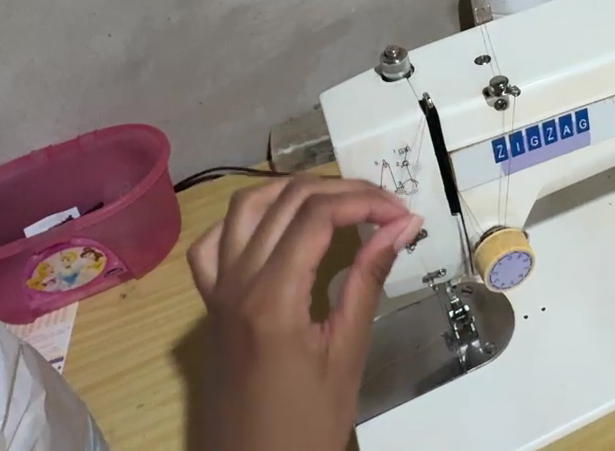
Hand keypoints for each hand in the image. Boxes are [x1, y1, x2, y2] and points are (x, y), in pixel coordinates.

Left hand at [188, 176, 422, 450]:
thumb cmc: (309, 424)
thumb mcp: (348, 353)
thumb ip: (369, 279)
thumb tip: (404, 223)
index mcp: (272, 297)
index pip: (318, 214)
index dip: (365, 201)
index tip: (402, 213)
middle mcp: (237, 281)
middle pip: (287, 199)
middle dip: (341, 190)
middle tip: (383, 206)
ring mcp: (217, 289)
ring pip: (246, 205)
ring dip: (294, 191)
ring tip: (338, 201)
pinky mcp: (210, 303)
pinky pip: (213, 243)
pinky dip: (244, 221)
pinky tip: (275, 228)